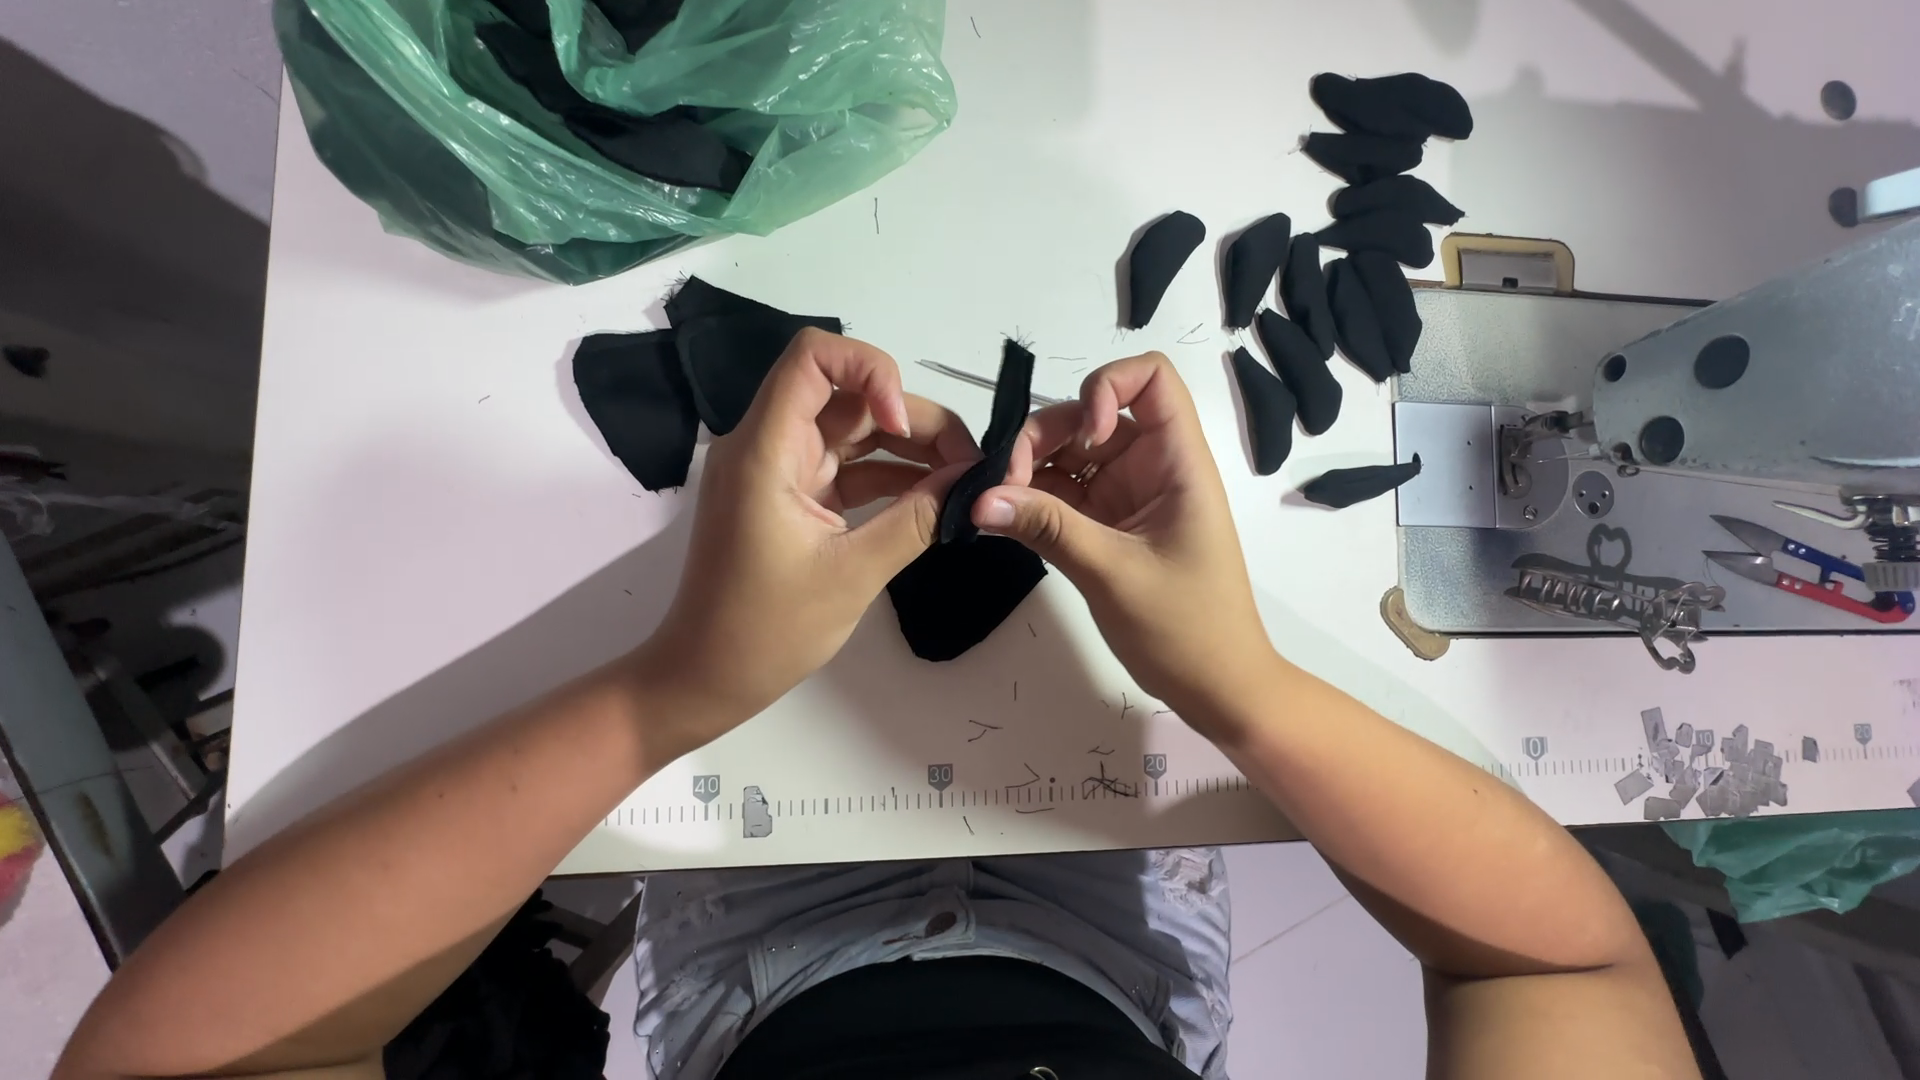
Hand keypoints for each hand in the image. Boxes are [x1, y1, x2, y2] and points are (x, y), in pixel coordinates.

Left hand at [639, 329, 977, 747]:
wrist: (708, 676)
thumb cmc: (767, 630)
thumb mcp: (853, 573)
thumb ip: (917, 520)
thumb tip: (972, 482)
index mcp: (766, 449)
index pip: (814, 357)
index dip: (871, 370)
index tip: (903, 424)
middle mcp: (770, 445)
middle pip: (849, 395)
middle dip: (913, 418)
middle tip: (968, 461)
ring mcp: (782, 471)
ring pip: (854, 431)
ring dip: (909, 447)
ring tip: (963, 477)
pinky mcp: (794, 497)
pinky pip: (849, 468)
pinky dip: (890, 476)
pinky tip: (935, 495)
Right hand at [972, 352, 1272, 718]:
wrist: (1215, 686)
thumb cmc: (1186, 627)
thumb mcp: (1113, 573)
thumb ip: (1048, 528)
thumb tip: (980, 499)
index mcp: (1178, 462)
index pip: (1151, 379)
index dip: (1107, 387)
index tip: (1083, 438)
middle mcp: (1151, 467)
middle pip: (1091, 416)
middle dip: (1045, 437)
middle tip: (1006, 485)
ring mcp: (1127, 495)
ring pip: (1071, 455)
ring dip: (1031, 469)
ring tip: (999, 506)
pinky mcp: (1107, 525)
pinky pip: (1064, 495)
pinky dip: (1033, 501)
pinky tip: (1005, 518)